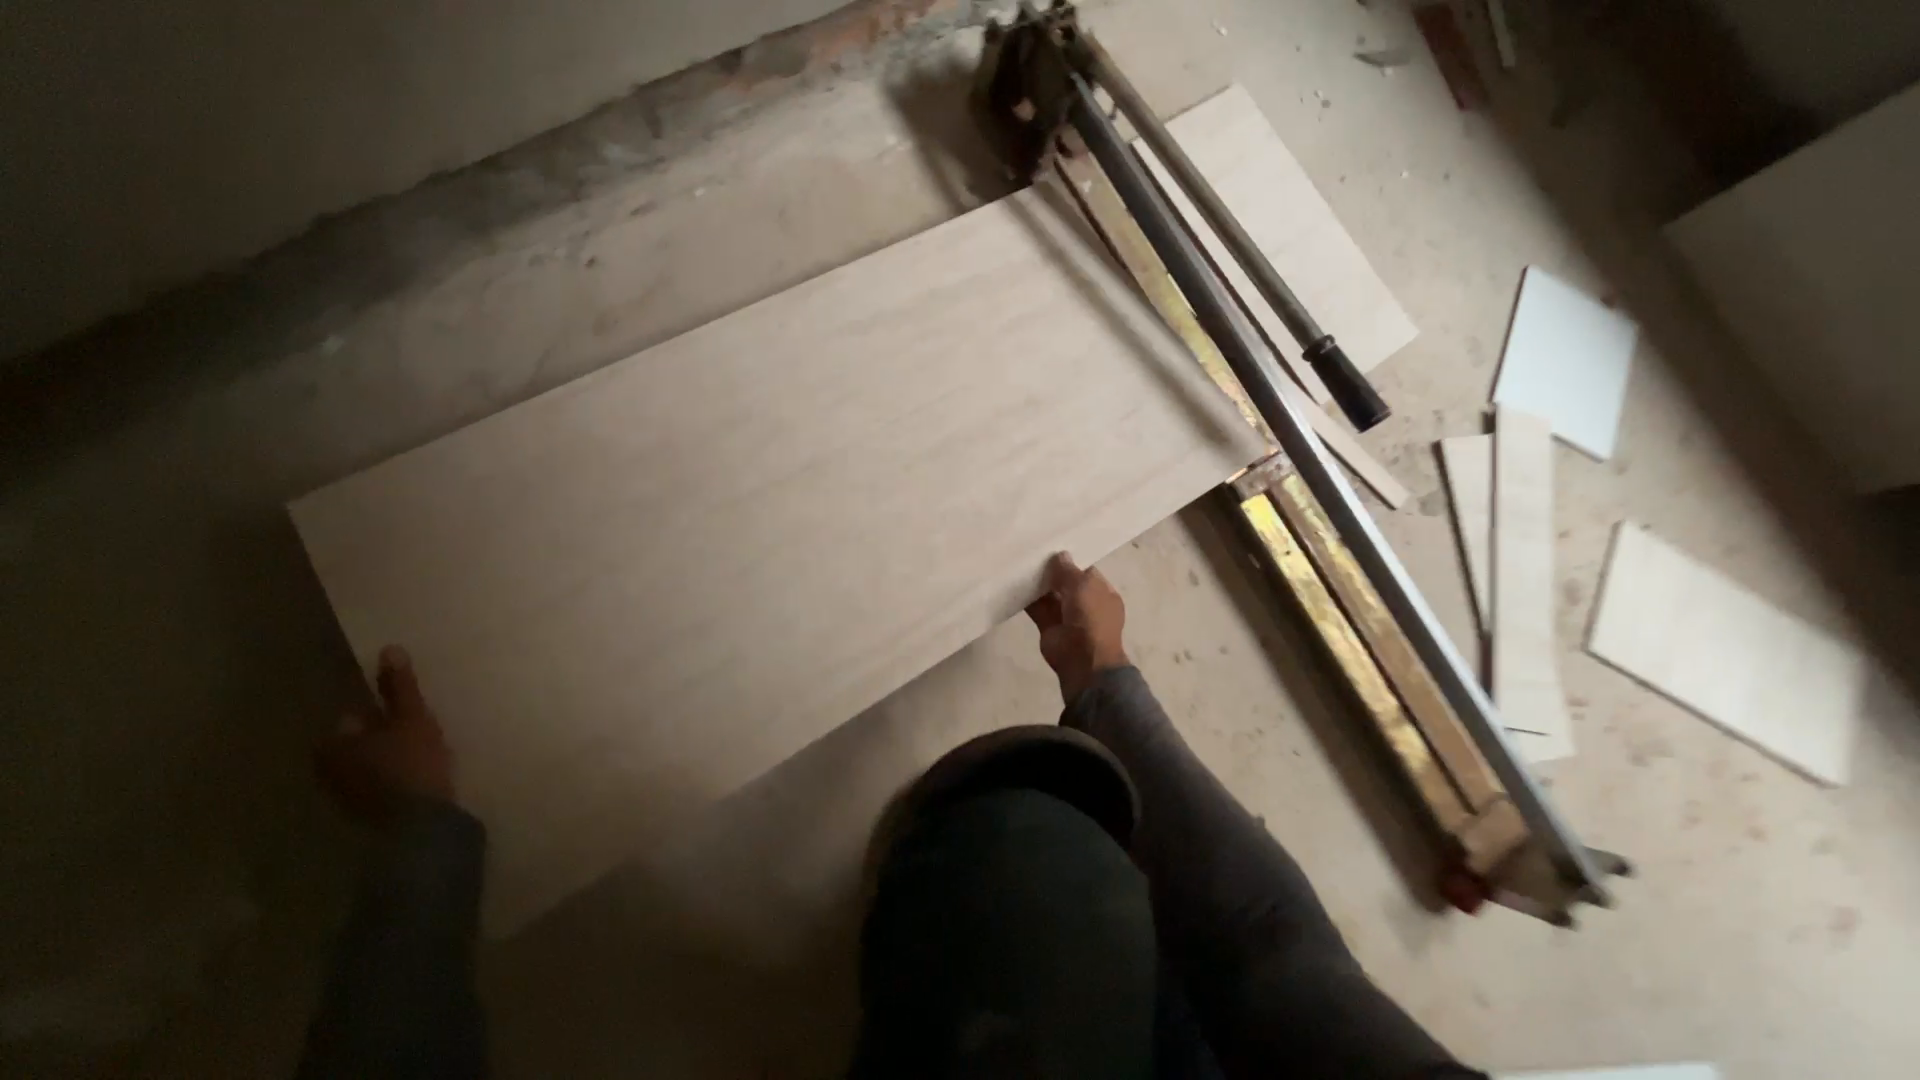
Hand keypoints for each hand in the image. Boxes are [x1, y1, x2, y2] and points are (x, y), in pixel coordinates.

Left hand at [315, 645, 455, 825]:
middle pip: (356, 743)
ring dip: (387, 759)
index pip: (351, 718)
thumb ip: (399, 687)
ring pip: (367, 766)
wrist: (420, 826)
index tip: (405, 715)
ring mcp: (344, 797)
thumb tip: (389, 648)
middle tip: (415, 732)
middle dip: (381, 737)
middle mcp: (327, 771)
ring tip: (422, 754)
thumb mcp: (411, 718)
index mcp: (331, 745)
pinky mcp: (364, 816)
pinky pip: (377, 786)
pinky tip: (417, 778)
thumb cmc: (411, 763)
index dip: (379, 713)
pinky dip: (392, 779)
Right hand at [1025, 552, 1129, 704]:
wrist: (1082, 659)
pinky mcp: (1048, 626)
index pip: (1086, 572)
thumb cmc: (1091, 617)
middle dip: (1052, 571)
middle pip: (1066, 583)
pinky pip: (1037, 608)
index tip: (1053, 547)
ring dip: (1038, 583)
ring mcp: (1067, 616)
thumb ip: (1068, 570)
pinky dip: (1027, 598)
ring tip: (1021, 563)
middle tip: (1032, 551)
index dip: (1071, 561)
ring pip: (1050, 595)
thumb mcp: (1083, 586)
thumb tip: (1060, 555)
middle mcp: (1086, 604)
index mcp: (1102, 593)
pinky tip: (1015, 583)